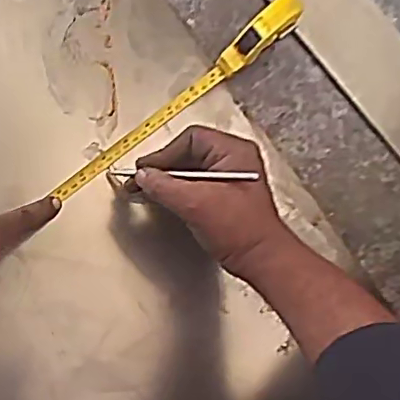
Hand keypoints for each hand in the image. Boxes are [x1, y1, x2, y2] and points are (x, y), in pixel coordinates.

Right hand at [131, 127, 295, 277]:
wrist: (258, 259)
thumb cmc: (242, 231)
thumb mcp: (196, 204)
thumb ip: (164, 186)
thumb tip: (143, 176)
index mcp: (234, 152)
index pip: (191, 140)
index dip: (164, 154)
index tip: (144, 171)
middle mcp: (233, 161)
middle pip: (188, 153)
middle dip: (162, 168)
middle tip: (140, 181)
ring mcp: (228, 179)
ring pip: (188, 171)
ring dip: (166, 181)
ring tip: (146, 191)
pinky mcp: (221, 198)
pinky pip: (192, 186)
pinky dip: (174, 192)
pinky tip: (162, 200)